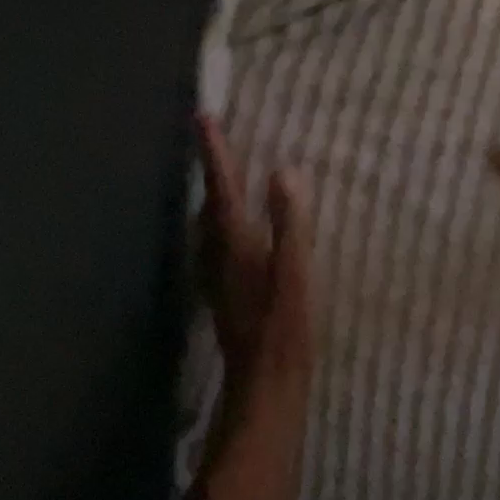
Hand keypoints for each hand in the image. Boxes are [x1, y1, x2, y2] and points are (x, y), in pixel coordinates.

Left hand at [196, 114, 313, 396]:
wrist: (266, 383)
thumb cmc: (284, 329)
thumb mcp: (295, 273)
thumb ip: (291, 224)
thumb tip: (284, 172)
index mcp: (237, 245)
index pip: (224, 189)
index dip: (216, 154)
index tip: (204, 117)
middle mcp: (219, 257)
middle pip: (210, 205)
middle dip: (212, 173)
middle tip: (215, 142)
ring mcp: (219, 278)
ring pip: (210, 228)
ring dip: (215, 200)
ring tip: (224, 181)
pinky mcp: (226, 295)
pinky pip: (218, 247)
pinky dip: (223, 227)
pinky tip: (235, 234)